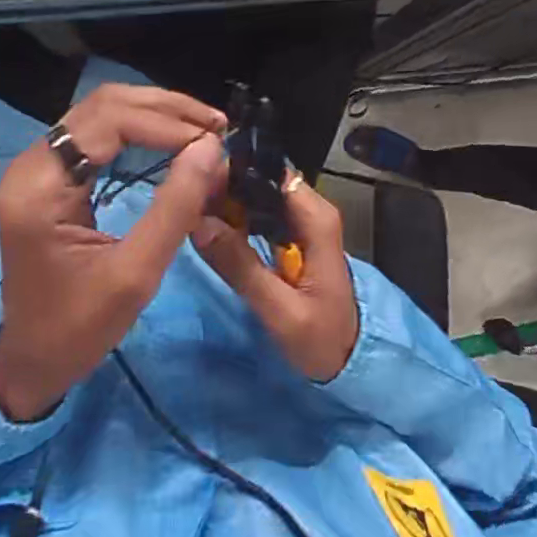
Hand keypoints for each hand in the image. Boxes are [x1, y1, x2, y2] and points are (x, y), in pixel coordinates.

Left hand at [0, 84, 227, 421]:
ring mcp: (36, 169)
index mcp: (39, 186)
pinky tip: (171, 141)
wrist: (32, 361)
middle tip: (217, 125)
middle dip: (163, 109)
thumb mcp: (135, 273)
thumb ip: (174, 207)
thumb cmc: (79, 328)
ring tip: (203, 129)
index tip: (214, 141)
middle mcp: (31, 165)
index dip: (164, 123)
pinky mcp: (47, 179)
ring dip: (152, 115)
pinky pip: (94, 138)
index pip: (106, 122)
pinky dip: (137, 133)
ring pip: (99, 116)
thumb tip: (210, 148)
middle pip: (101, 107)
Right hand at [194, 172, 358, 381]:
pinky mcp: (289, 235)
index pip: (270, 174)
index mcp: (316, 220)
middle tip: (187, 203)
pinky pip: (258, 213)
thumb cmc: (322, 340)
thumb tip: (198, 223)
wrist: (350, 363)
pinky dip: (234, 217)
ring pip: (257, 195)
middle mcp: (311, 211)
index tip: (197, 184)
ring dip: (225, 201)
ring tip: (191, 212)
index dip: (233, 173)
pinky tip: (210, 228)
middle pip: (261, 180)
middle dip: (224, 186)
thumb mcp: (280, 310)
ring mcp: (301, 222)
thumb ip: (240, 267)